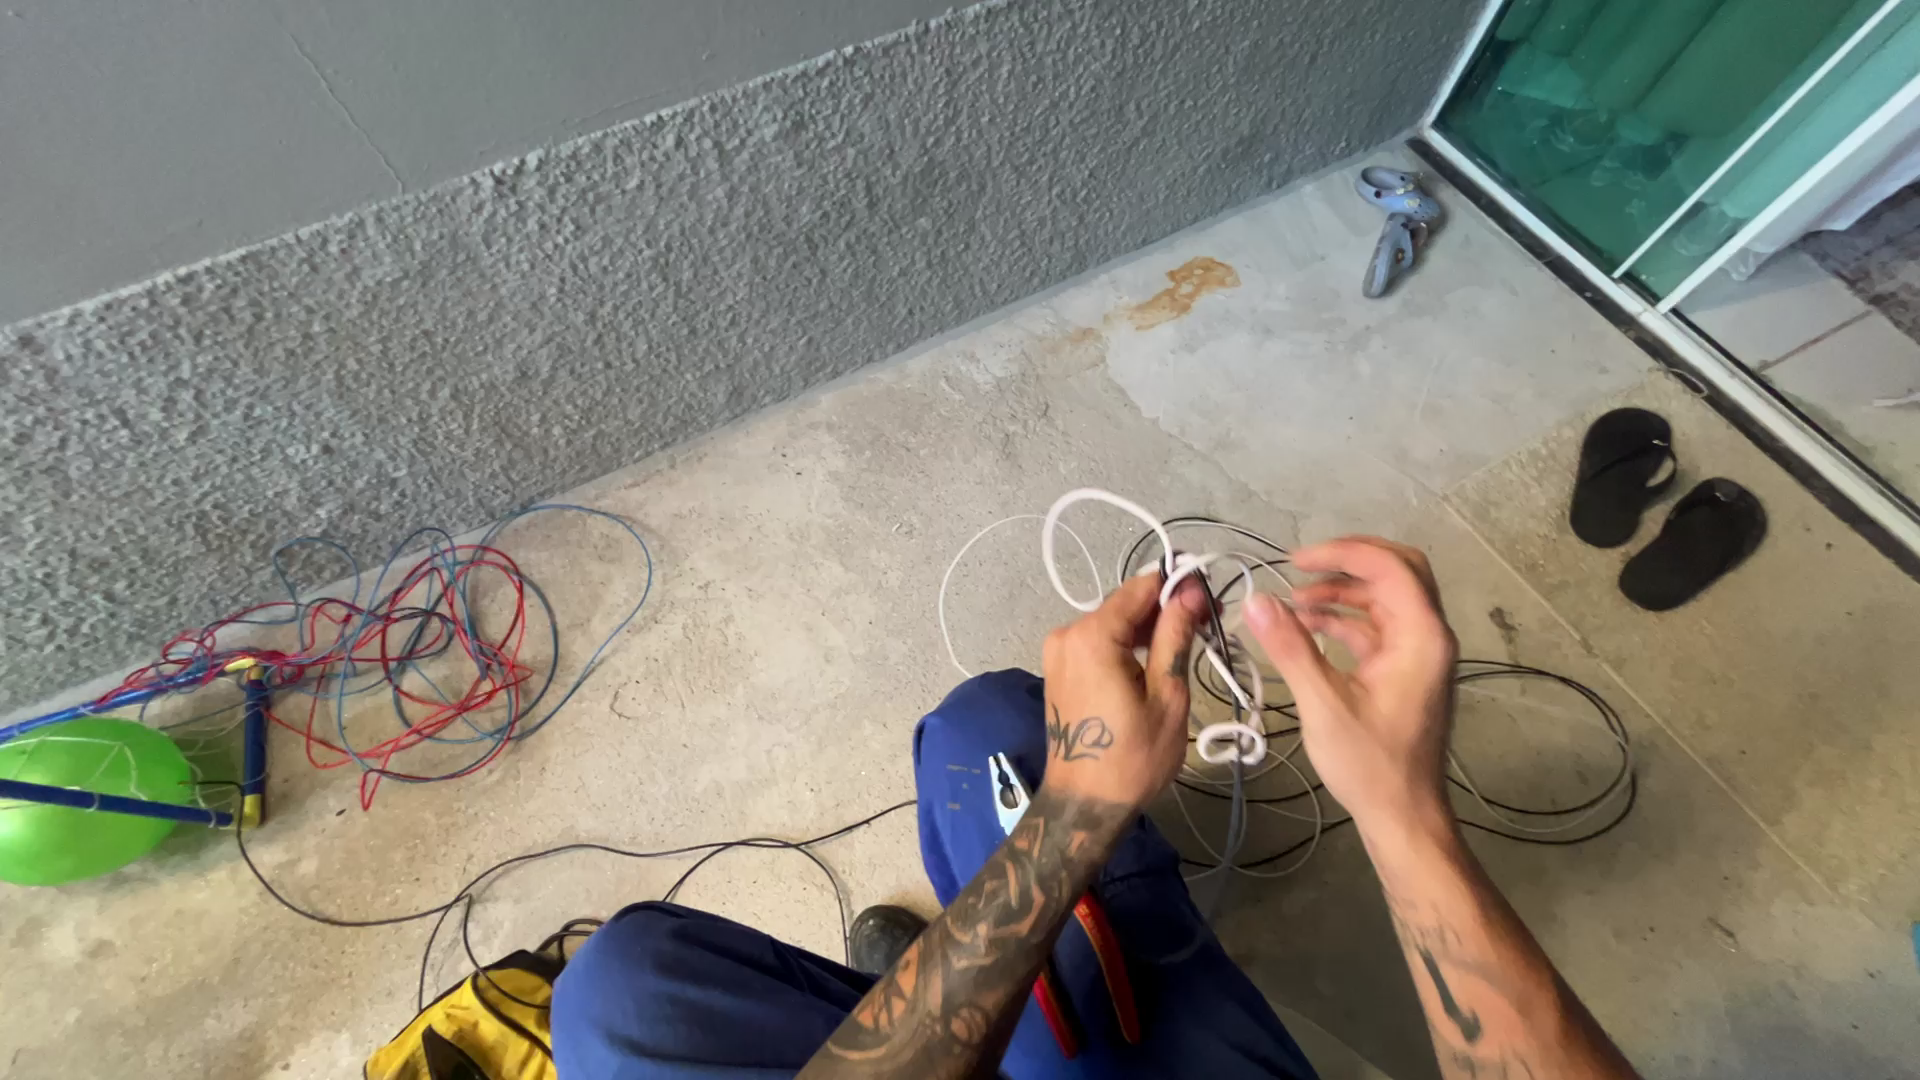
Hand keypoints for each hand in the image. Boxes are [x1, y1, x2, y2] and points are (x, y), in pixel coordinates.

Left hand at [1040, 572, 1208, 808]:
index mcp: (1092, 636)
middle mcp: (1067, 633)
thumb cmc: (1133, 756)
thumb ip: (1175, 637)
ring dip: (1147, 628)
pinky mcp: (1058, 667)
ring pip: (1111, 623)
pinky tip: (1155, 657)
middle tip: (1209, 621)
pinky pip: (1097, 642)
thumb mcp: (1167, 695)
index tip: (1210, 595)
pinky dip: (1126, 644)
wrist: (1084, 802)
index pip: (1139, 588)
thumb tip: (1189, 592)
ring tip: (1190, 640)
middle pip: (1124, 605)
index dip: (1177, 585)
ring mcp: (1058, 651)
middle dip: (1165, 608)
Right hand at [1242, 537, 1457, 835]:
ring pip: (1383, 598)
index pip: (1392, 567)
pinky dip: (1339, 619)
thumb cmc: (1369, 763)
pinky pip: (1373, 626)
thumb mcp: (1323, 704)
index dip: (1343, 553)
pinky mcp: (1401, 669)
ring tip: (1291, 602)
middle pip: (1397, 572)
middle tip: (1299, 568)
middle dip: (1347, 562)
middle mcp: (1426, 636)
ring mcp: (1416, 653)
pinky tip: (1304, 628)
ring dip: (1338, 591)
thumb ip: (1291, 648)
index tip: (1294, 562)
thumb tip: (1256, 600)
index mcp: (1420, 637)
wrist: (1402, 815)